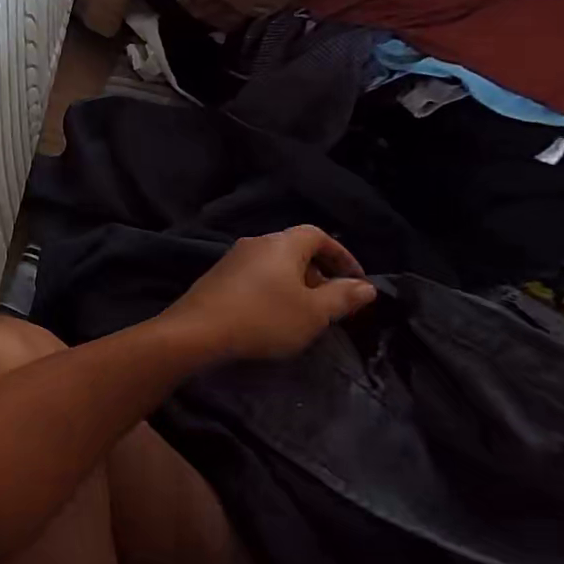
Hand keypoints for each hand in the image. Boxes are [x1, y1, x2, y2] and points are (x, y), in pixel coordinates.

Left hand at [163, 226, 377, 360]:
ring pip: (274, 264)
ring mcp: (233, 258)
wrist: (198, 329)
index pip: (317, 235)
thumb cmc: (264, 317)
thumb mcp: (313, 312)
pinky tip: (273, 315)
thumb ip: (342, 297)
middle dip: (319, 272)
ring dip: (295, 283)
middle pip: (295, 249)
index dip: (341, 255)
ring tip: (305, 313)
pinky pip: (255, 276)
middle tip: (333, 303)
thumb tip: (365, 286)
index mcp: (281, 243)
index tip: (356, 280)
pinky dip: (273, 289)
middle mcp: (255, 242)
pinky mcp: (218, 276)